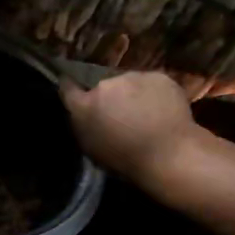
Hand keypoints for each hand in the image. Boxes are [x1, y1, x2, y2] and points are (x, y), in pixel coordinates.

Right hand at [61, 71, 207, 186]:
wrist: (167, 154)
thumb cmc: (124, 159)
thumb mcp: (91, 146)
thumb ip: (83, 123)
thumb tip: (83, 111)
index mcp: (84, 105)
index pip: (67, 87)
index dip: (69, 87)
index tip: (73, 89)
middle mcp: (105, 85)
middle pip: (102, 86)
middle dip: (107, 97)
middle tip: (118, 114)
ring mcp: (133, 77)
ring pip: (127, 83)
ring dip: (130, 94)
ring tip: (143, 113)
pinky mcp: (158, 76)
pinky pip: (150, 83)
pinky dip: (152, 93)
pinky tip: (160, 109)